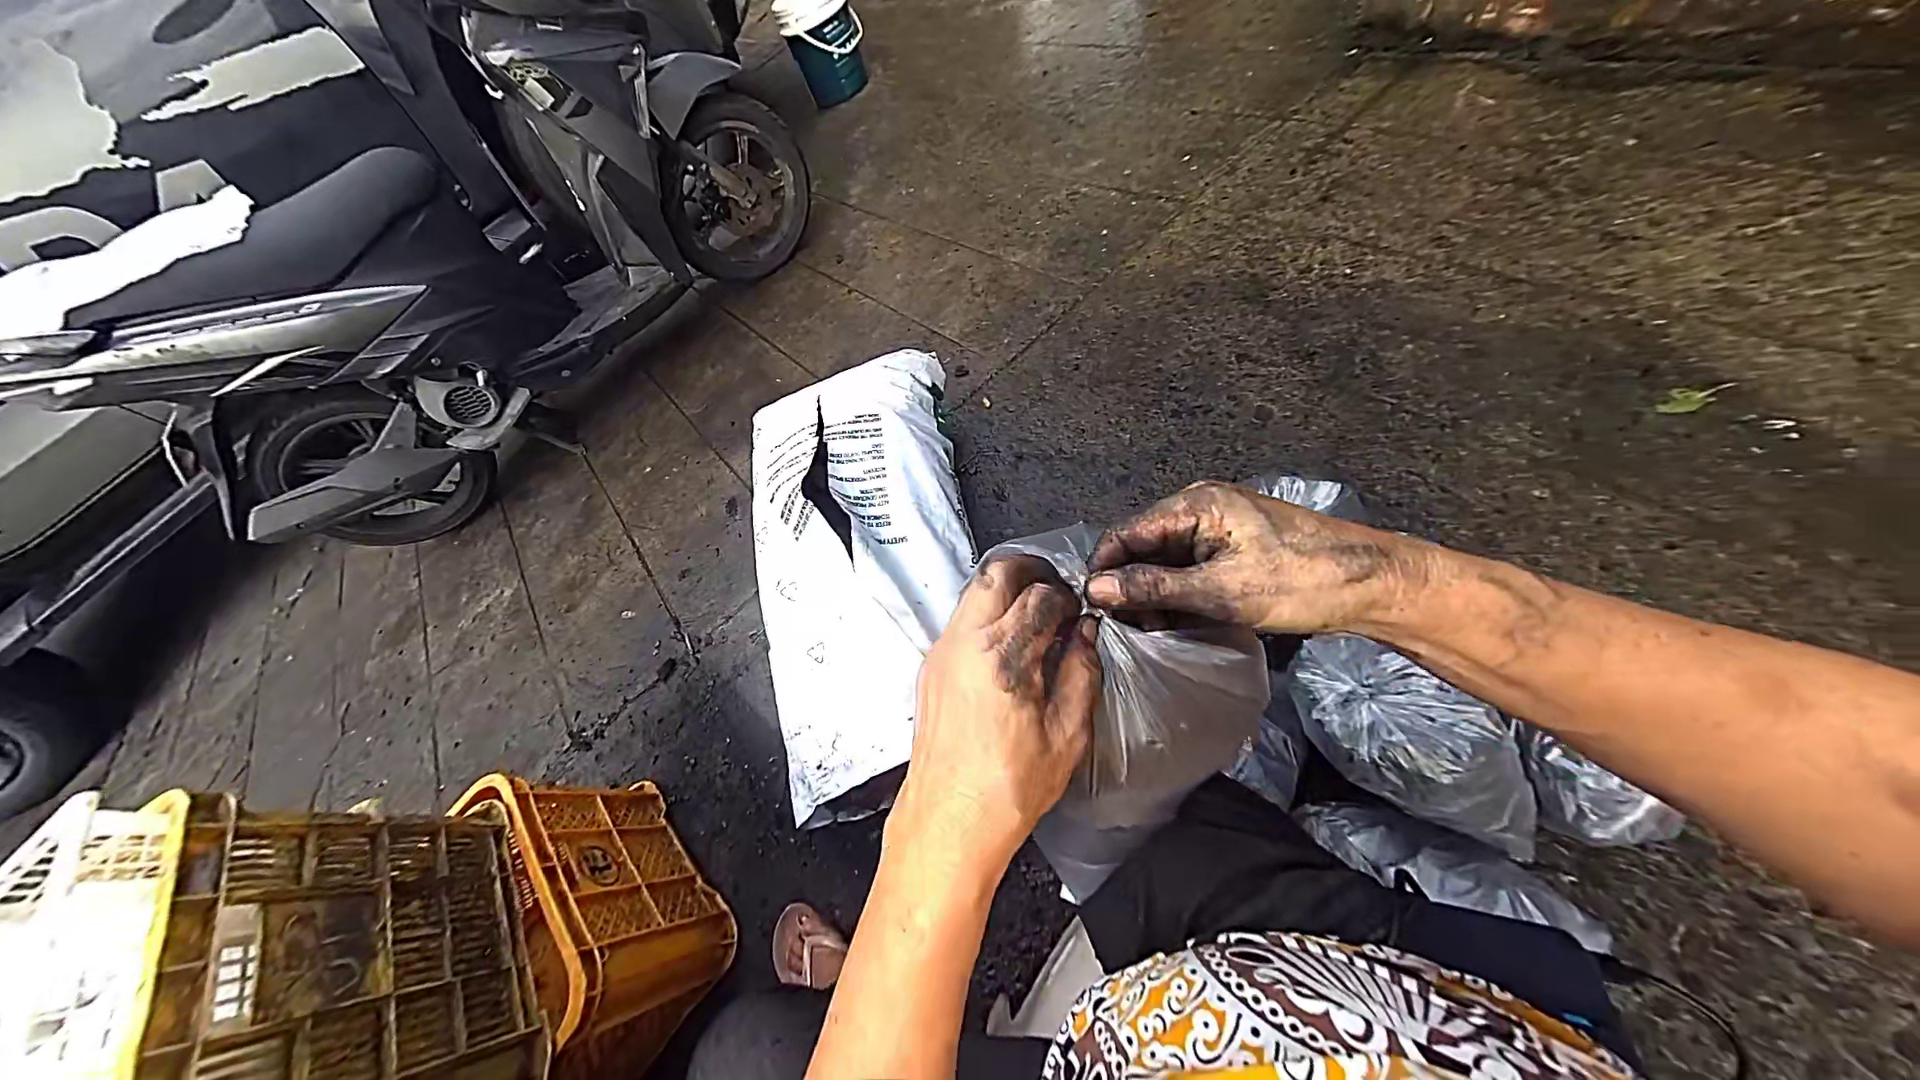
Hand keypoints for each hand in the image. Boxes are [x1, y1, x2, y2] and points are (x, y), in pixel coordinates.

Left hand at [894, 555, 1101, 863]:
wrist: (949, 819)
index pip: (1041, 595)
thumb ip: (1082, 672)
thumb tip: (1085, 635)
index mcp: (1004, 658)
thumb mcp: (1068, 734)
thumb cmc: (1004, 790)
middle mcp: (965, 645)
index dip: (1068, 597)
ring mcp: (943, 653)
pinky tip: (1009, 643)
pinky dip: (987, 615)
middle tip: (1054, 588)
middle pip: (996, 570)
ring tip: (1034, 615)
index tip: (1078, 613)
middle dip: (1031, 569)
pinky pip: (960, 618)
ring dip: (1006, 589)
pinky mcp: (932, 667)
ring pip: (973, 590)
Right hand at [1084, 481, 1424, 635]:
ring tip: (1159, 629)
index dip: (1105, 569)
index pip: (1126, 532)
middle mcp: (1199, 508)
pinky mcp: (1229, 546)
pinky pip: (1187, 567)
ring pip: (1163, 561)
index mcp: (1195, 505)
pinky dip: (1179, 593)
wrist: (1374, 584)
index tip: (1095, 608)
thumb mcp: (1221, 591)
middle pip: (1142, 547)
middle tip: (1131, 628)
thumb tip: (1096, 589)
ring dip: (1156, 594)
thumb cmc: (1302, 582)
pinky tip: (1182, 619)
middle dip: (1132, 587)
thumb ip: (1153, 587)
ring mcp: (1216, 527)